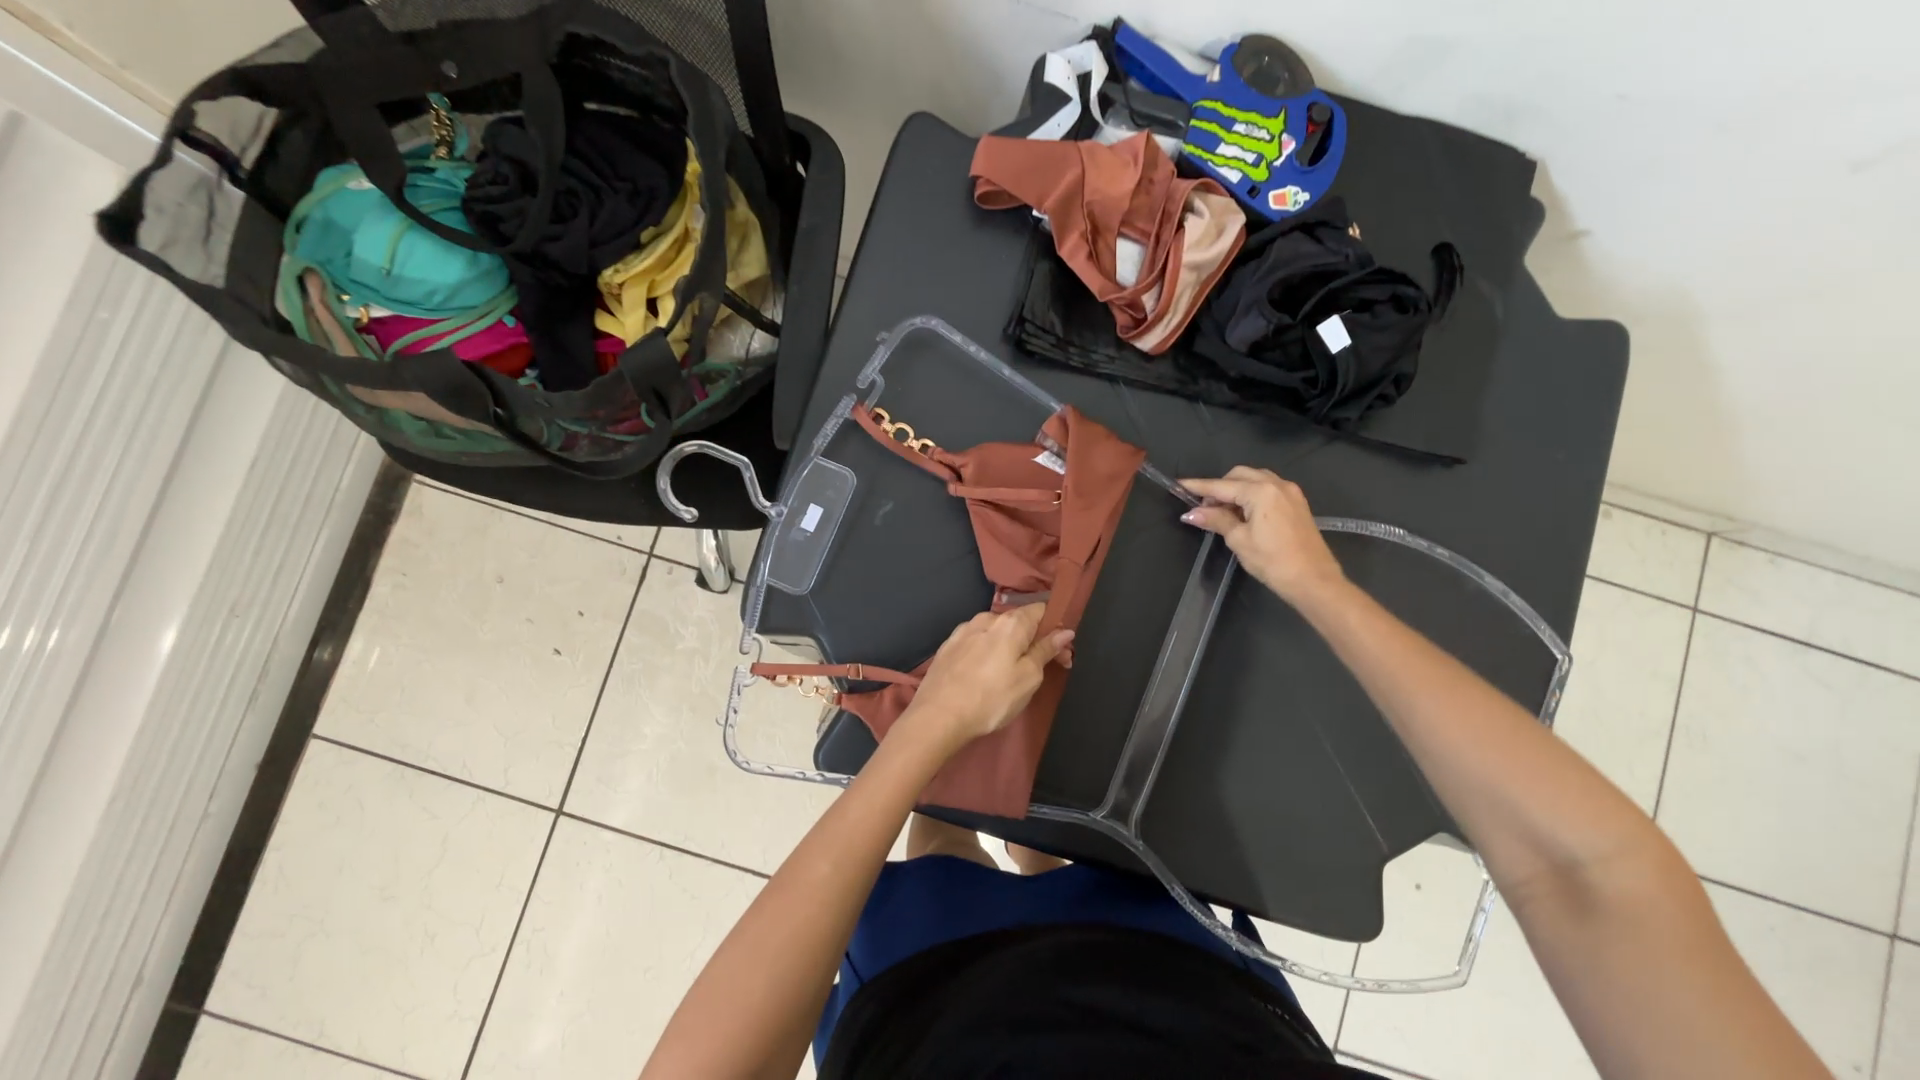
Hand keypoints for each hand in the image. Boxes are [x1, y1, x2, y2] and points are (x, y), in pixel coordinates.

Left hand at [900, 603, 1072, 752]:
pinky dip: (987, 653)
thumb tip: (1064, 631)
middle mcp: (986, 618)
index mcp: (1010, 622)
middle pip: (1018, 622)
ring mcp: (963, 631)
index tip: (1061, 653)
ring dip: (1008, 647)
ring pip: (995, 632)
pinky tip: (984, 674)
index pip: (1041, 610)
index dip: (1055, 629)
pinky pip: (976, 643)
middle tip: (1041, 670)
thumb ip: (1046, 650)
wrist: (938, 716)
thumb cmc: (992, 698)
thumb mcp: (1028, 678)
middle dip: (1033, 641)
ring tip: (1009, 676)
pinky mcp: (947, 647)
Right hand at [1179, 467, 1345, 606]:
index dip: (1198, 486)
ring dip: (1236, 490)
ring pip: (1255, 479)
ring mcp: (1290, 492)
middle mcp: (1277, 484)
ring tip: (1224, 513)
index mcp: (1261, 492)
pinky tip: (1244, 514)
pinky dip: (1252, 495)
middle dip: (1219, 487)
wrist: (1313, 580)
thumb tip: (1191, 514)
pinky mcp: (1297, 503)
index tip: (1179, 485)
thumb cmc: (1273, 561)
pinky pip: (1269, 489)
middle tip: (1205, 509)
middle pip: (1239, 475)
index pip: (1221, 485)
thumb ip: (1216, 520)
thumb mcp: (1239, 540)